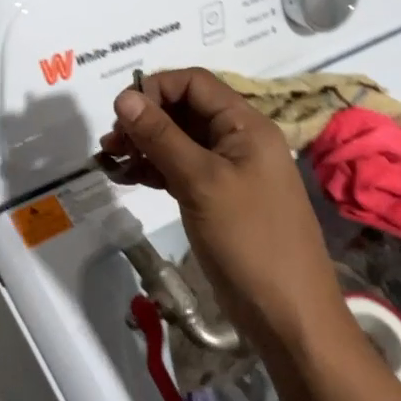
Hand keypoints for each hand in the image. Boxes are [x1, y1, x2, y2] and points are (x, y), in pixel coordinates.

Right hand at [99, 69, 342, 335]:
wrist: (290, 317)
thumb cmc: (250, 240)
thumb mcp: (200, 182)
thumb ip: (161, 136)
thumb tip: (124, 97)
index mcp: (246, 125)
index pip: (193, 83)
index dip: (154, 89)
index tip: (121, 115)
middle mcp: (239, 140)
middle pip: (183, 109)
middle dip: (144, 119)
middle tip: (110, 144)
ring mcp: (229, 171)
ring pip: (178, 140)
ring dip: (144, 145)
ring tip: (112, 162)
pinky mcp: (219, 198)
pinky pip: (181, 169)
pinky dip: (154, 169)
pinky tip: (129, 179)